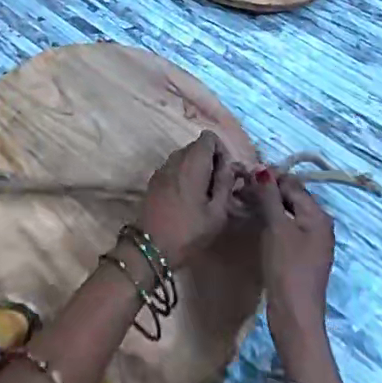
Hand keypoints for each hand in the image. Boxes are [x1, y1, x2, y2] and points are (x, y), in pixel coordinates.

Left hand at [137, 131, 244, 263]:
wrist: (151, 245)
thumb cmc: (188, 231)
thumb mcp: (216, 213)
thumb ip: (225, 184)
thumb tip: (230, 166)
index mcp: (191, 163)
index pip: (208, 137)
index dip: (222, 150)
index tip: (226, 174)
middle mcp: (175, 159)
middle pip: (197, 146)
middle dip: (211, 160)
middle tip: (220, 187)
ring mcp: (162, 167)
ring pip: (185, 156)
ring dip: (198, 167)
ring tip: (206, 195)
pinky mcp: (155, 178)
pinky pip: (175, 166)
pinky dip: (186, 174)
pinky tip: (190, 198)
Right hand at [248, 172, 342, 382]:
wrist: (294, 314)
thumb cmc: (287, 266)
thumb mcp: (276, 226)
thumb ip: (269, 195)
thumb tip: (262, 167)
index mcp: (318, 216)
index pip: (292, 184)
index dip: (269, 177)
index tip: (243, 174)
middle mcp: (318, 225)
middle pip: (290, 197)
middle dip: (266, 189)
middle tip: (238, 187)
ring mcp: (310, 241)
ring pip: (286, 211)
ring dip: (266, 204)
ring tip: (241, 200)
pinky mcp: (300, 253)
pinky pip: (285, 226)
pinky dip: (270, 219)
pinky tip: (252, 218)